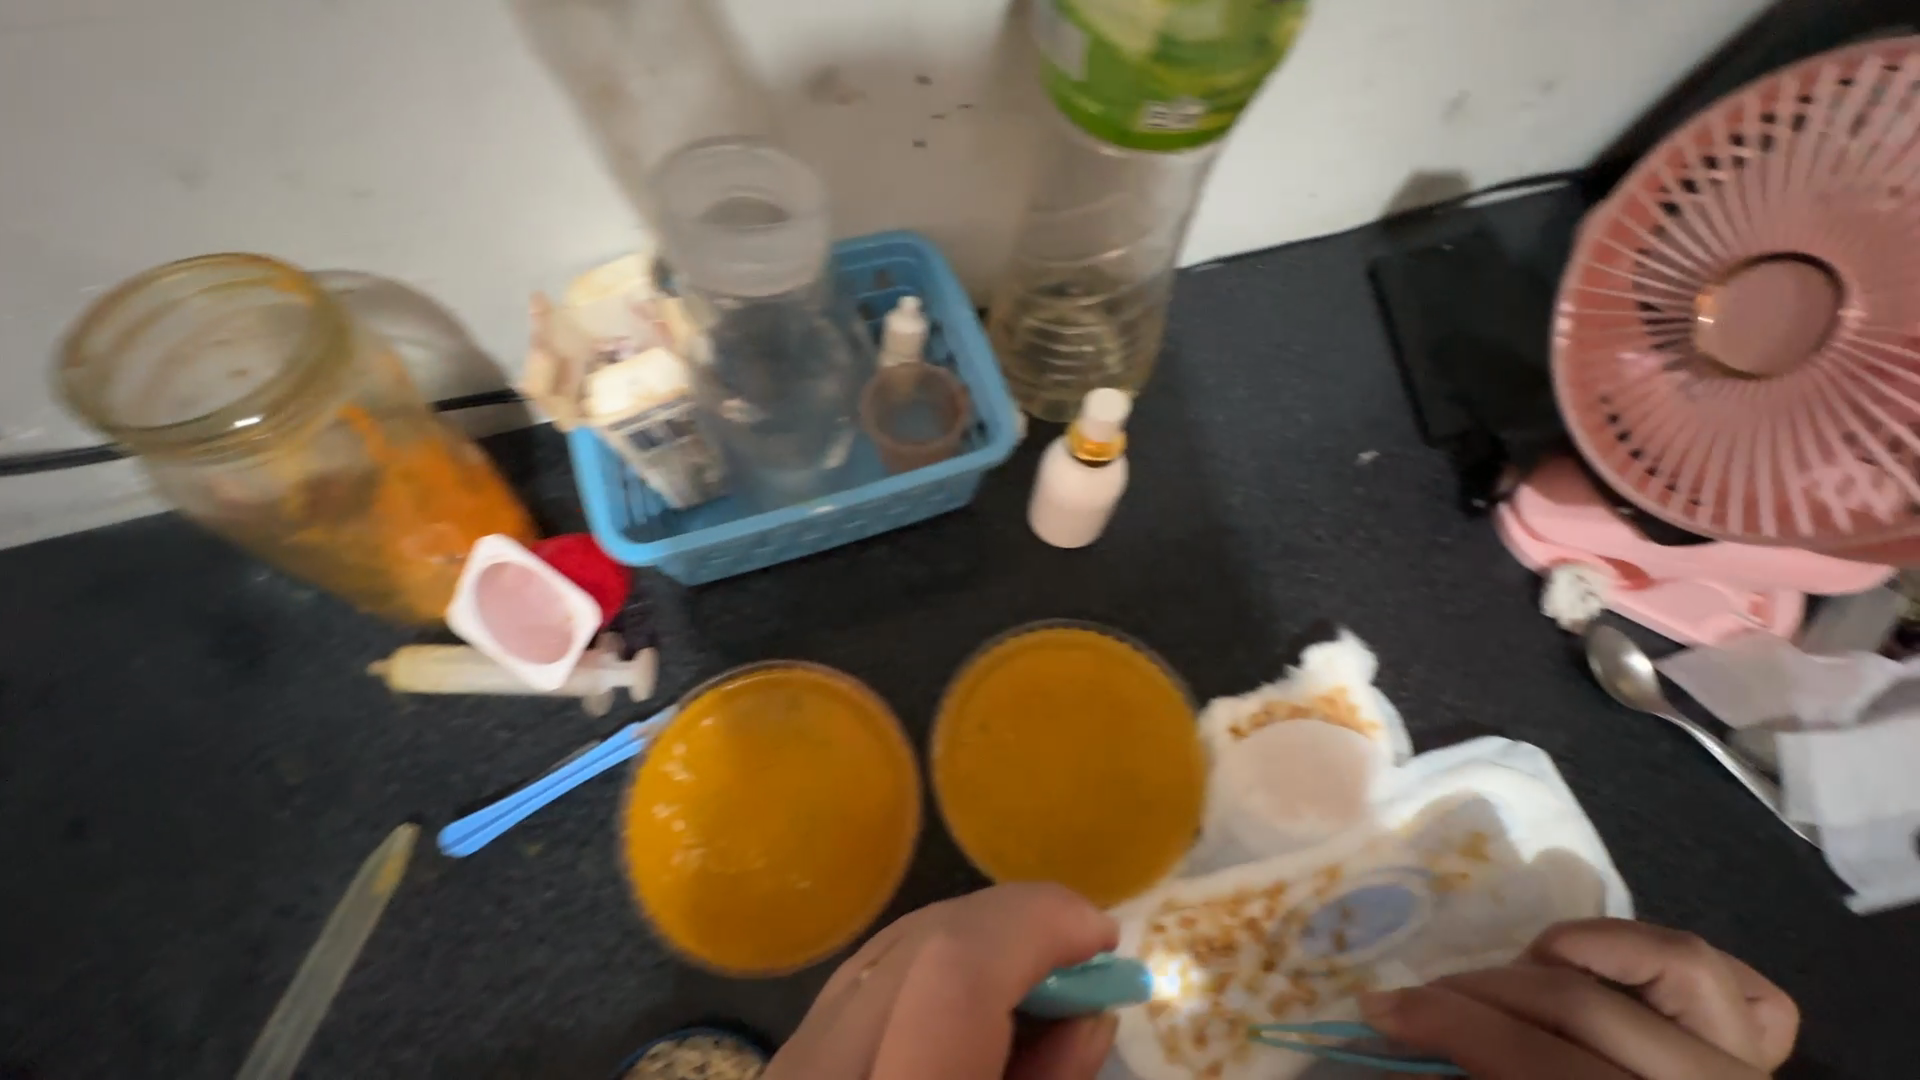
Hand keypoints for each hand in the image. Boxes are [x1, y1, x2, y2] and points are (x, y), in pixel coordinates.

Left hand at [763, 883, 1118, 1079]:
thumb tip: (1087, 1006)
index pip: (950, 973)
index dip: (1035, 928)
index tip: (1100, 935)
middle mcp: (815, 1070)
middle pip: (916, 941)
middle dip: (1014, 924)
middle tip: (1078, 952)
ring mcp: (788, 1060)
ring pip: (887, 950)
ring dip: (975, 940)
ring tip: (1034, 974)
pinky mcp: (786, 1058)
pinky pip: (864, 982)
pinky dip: (930, 970)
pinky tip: (973, 999)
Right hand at [1359, 918, 1798, 1078]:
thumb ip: (1468, 1073)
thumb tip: (1379, 1038)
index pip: (1537, 1060)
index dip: (1450, 1026)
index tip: (1377, 1011)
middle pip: (1577, 1004)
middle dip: (1478, 991)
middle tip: (1417, 995)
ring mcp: (1749, 1068)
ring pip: (1672, 963)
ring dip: (1568, 956)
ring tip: (1517, 978)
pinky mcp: (1758, 1050)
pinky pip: (1730, 977)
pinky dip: (1652, 952)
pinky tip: (1596, 971)